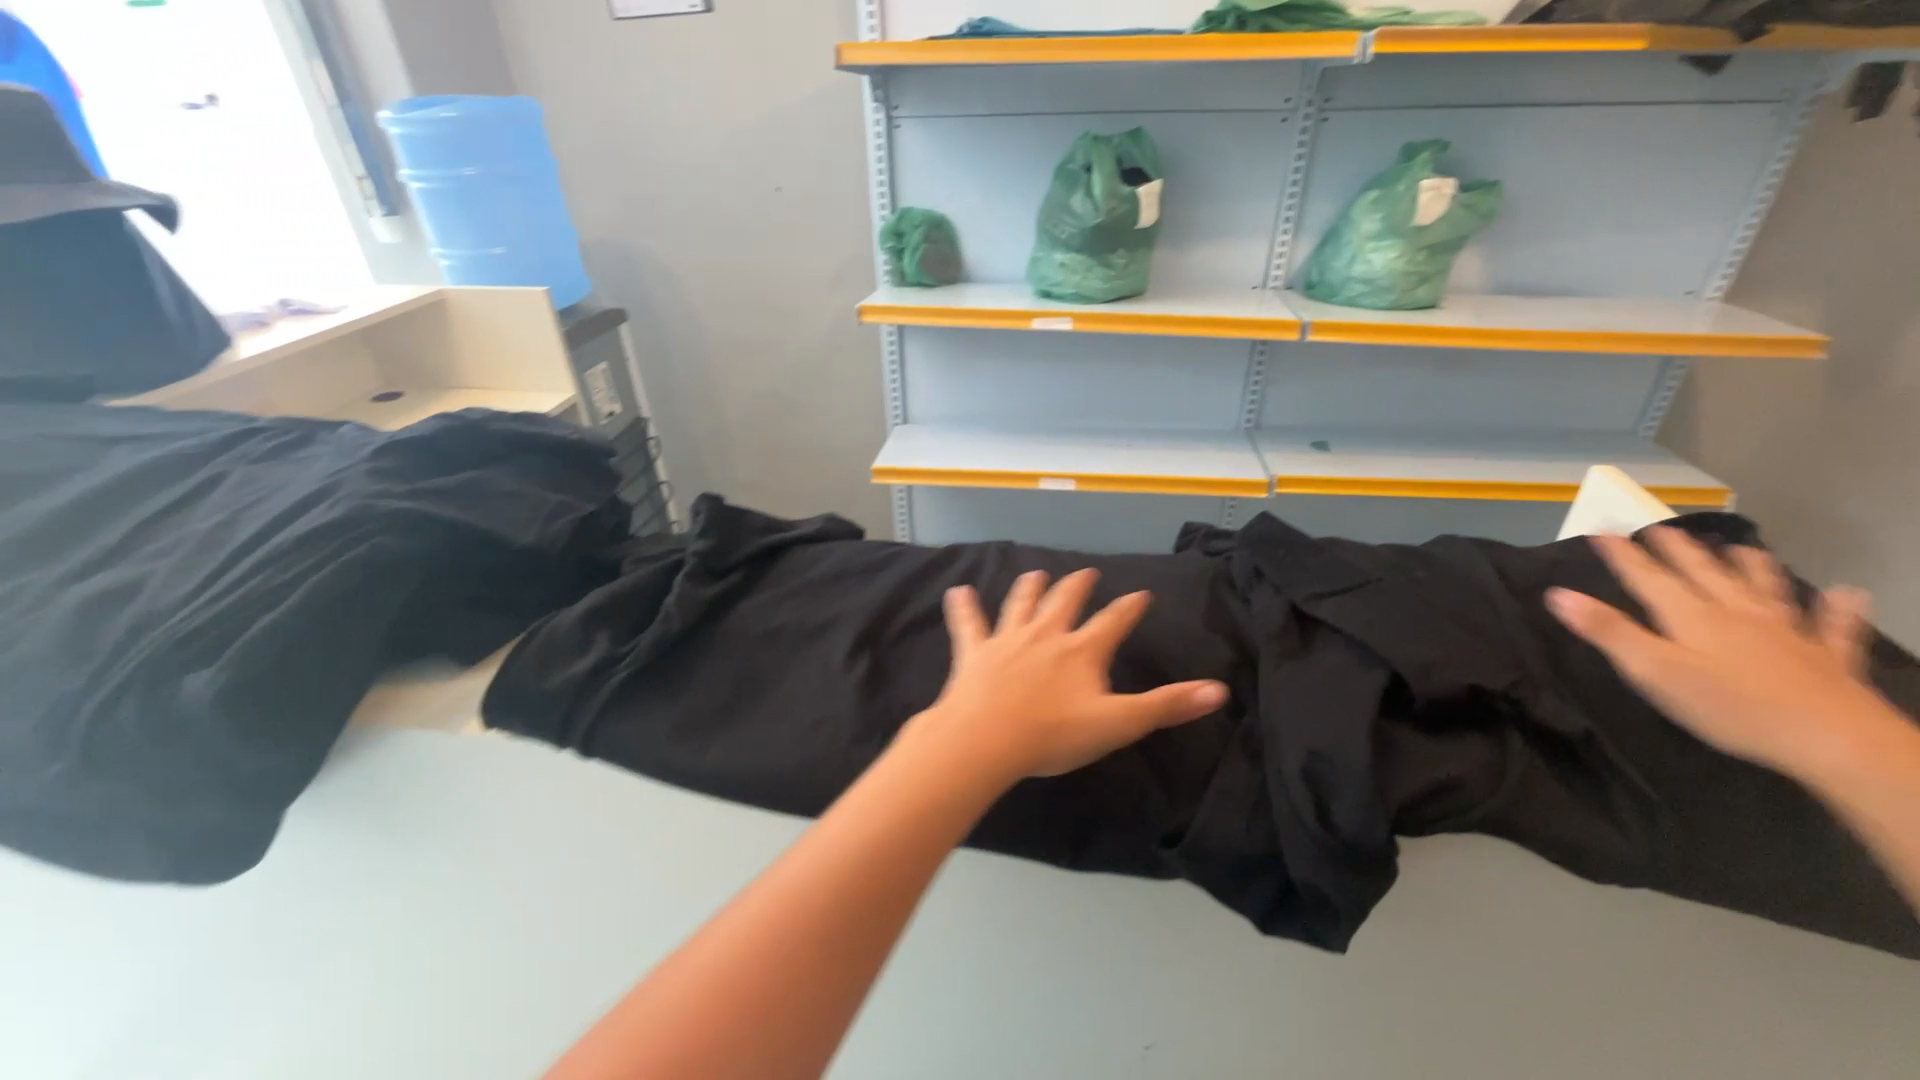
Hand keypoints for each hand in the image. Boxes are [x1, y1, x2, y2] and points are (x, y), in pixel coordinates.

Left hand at [900, 569, 1227, 783]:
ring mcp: (1007, 641)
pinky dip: (964, 607)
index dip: (1130, 607)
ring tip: (1036, 573)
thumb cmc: (1053, 735)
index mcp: (1082, 651)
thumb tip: (1218, 691)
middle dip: (1078, 586)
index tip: (1142, 593)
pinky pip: (969, 624)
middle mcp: (1046, 635)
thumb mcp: (1118, 723)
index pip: (1114, 621)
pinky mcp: (974, 653)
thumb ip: (1166, 706)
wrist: (986, 740)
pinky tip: (957, 592)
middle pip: (1065, 602)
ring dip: (1030, 588)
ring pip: (1021, 605)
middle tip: (1087, 572)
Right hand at [1546, 527, 1902, 782]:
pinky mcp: (1826, 655)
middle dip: (1678, 549)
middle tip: (1660, 529)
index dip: (1623, 554)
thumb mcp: (1654, 671)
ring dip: (1750, 565)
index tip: (1603, 531)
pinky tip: (1845, 594)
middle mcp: (1737, 611)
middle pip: (1703, 572)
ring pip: (1765, 587)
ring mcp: (1787, 630)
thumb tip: (1558, 594)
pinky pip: (1833, 624)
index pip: (1648, 577)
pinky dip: (1837, 606)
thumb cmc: (1728, 707)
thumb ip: (1608, 631)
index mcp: (1690, 616)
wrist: (1829, 736)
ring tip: (1741, 548)